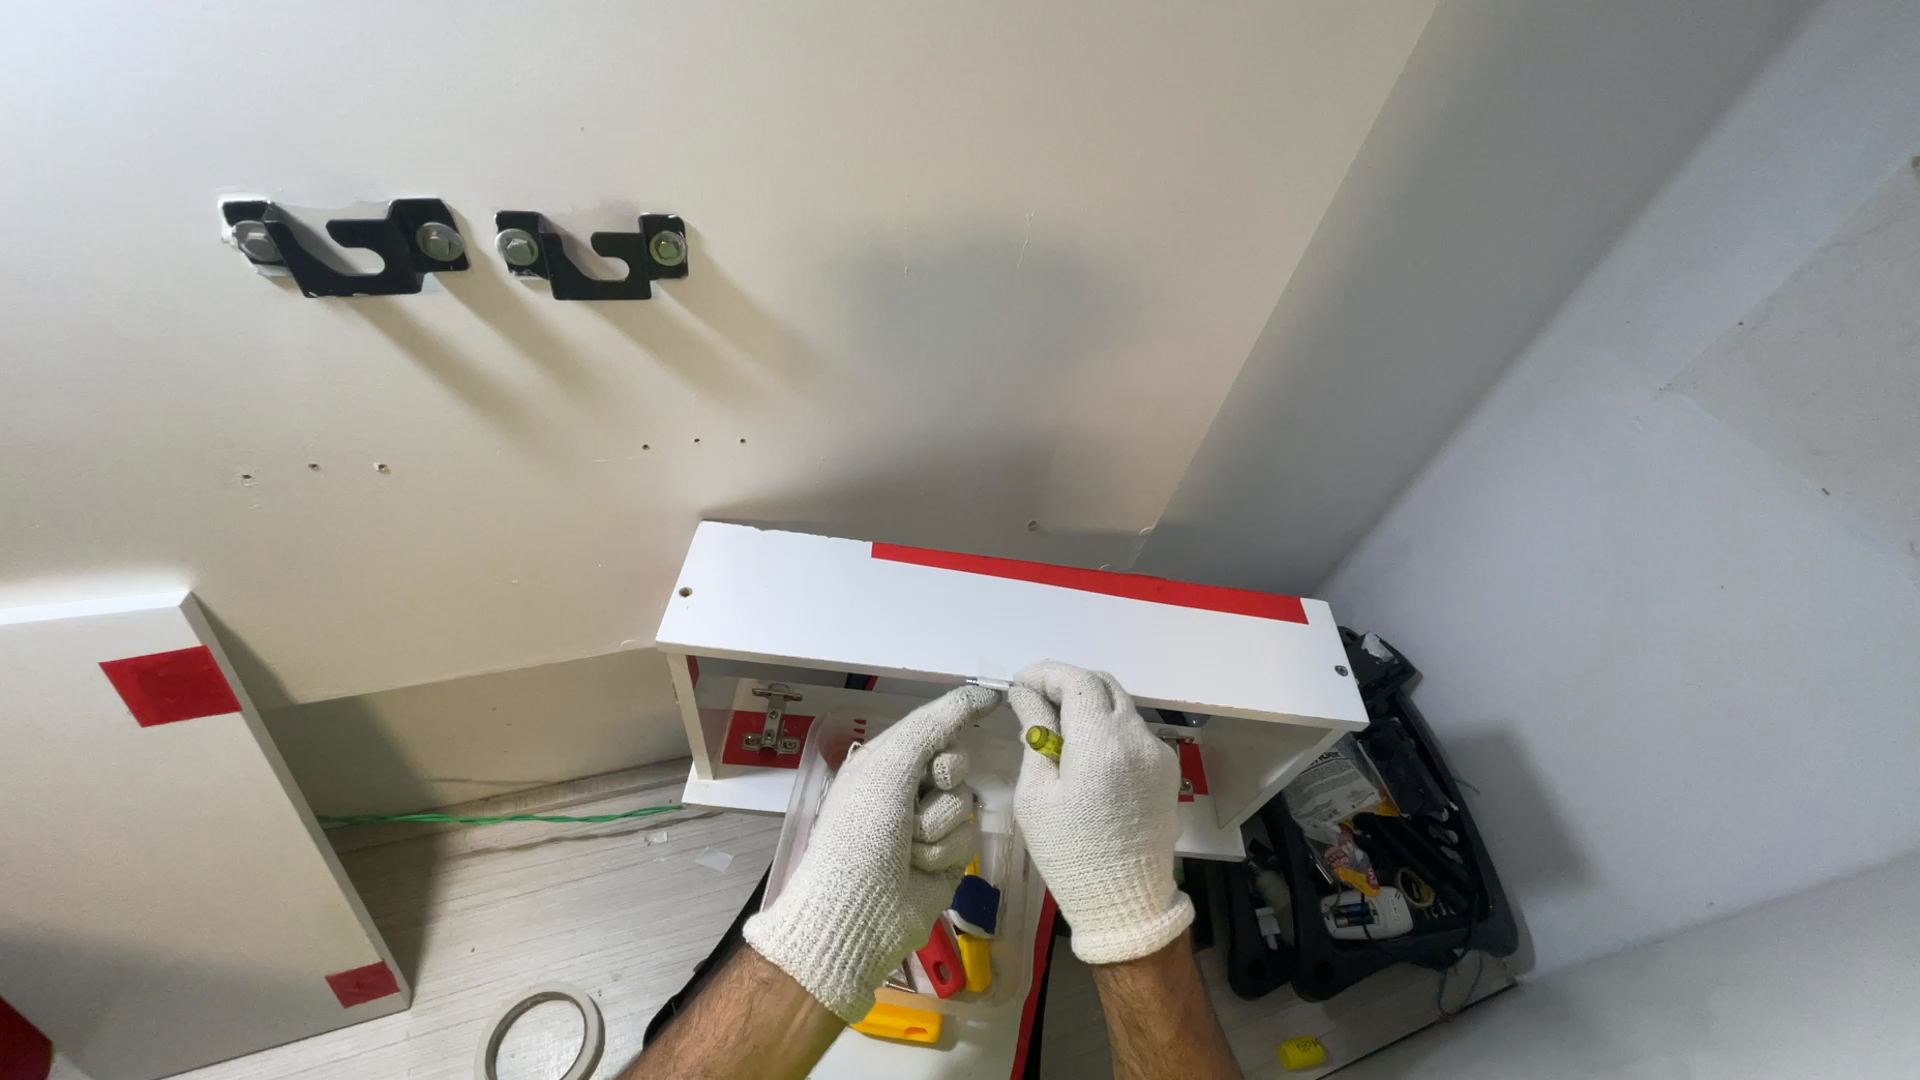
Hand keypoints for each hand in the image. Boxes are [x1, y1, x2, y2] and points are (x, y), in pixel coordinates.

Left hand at [744, 684, 995, 1021]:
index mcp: (888, 760)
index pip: (937, 727)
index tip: (992, 703)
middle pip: (957, 764)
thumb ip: (936, 723)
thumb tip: (984, 691)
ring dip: (938, 825)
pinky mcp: (947, 860)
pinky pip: (969, 838)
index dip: (958, 719)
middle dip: (944, 779)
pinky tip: (920, 868)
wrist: (856, 910)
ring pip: (965, 803)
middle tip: (920, 795)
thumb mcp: (891, 763)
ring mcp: (929, 826)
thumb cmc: (862, 830)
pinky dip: (946, 852)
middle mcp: (908, 789)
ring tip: (909, 846)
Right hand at [1010, 661, 1191, 963]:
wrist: (1126, 903)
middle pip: (1102, 684)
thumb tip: (1026, 694)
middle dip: (1066, 683)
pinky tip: (1085, 753)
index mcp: (1102, 742)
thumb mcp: (1036, 792)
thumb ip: (1035, 733)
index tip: (1020, 683)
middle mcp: (1137, 737)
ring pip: (1119, 705)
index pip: (1077, 680)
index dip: (1045, 673)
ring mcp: (1157, 752)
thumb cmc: (1070, 852)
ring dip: (1087, 704)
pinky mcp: (1166, 769)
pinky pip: (1132, 730)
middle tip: (1034, 700)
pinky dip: (1106, 727)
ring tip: (1056, 729)